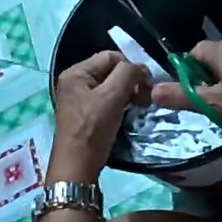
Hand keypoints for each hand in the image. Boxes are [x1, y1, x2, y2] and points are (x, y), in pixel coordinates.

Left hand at [49, 51, 148, 180]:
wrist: (78, 165)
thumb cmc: (93, 128)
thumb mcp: (112, 96)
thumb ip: (128, 74)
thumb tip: (142, 69)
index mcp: (76, 72)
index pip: (111, 56)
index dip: (131, 66)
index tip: (146, 84)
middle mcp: (76, 81)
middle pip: (111, 70)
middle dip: (131, 80)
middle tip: (144, 97)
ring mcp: (80, 98)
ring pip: (112, 85)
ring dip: (128, 92)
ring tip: (139, 105)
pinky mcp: (87, 112)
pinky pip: (108, 99)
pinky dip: (121, 103)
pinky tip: (128, 112)